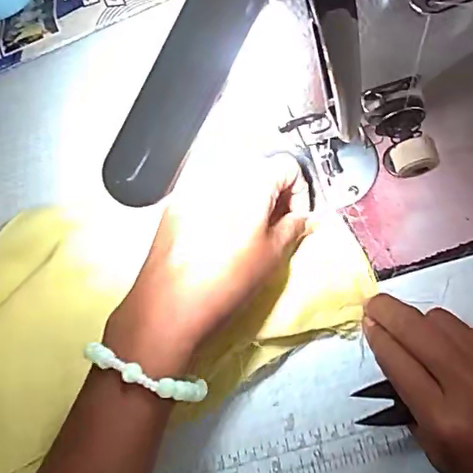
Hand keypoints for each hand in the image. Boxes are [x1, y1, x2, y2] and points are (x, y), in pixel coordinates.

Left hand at [105, 155, 310, 380]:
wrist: (169, 305)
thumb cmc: (226, 281)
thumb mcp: (273, 255)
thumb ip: (294, 227)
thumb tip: (304, 219)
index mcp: (252, 180)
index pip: (290, 166)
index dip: (302, 193)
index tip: (297, 219)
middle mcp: (221, 173)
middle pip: (260, 168)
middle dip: (275, 195)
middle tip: (277, 227)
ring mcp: (194, 186)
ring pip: (234, 181)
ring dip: (249, 201)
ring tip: (249, 235)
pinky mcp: (175, 204)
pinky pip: (210, 194)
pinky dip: (224, 208)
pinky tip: (221, 238)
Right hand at [363, 295, 472, 472]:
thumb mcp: (446, 460)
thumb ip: (417, 413)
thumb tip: (400, 367)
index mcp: (447, 421)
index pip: (399, 363)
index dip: (378, 338)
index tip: (367, 323)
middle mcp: (471, 383)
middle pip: (416, 329)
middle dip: (388, 311)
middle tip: (374, 303)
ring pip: (445, 321)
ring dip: (423, 323)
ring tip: (418, 334)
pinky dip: (460, 339)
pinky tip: (467, 359)